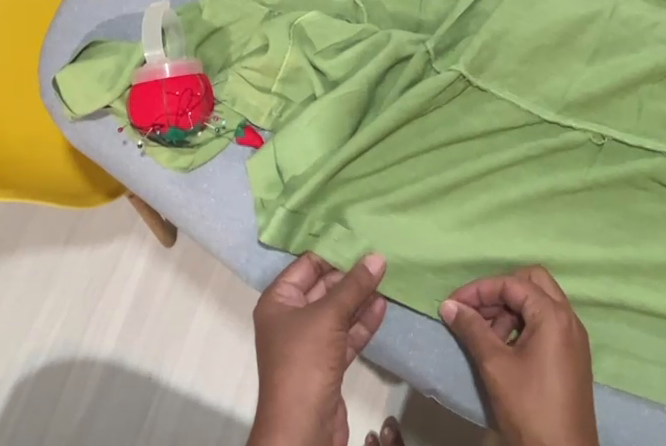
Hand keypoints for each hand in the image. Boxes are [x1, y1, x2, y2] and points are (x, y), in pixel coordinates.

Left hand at [248, 251, 388, 445]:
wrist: (302, 428)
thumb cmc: (304, 362)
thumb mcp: (328, 316)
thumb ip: (353, 286)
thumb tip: (377, 257)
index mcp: (278, 301)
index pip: (306, 265)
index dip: (333, 252)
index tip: (361, 237)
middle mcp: (291, 318)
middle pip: (323, 287)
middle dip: (350, 274)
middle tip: (380, 255)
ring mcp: (309, 342)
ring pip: (337, 312)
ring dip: (360, 297)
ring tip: (387, 276)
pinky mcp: (327, 363)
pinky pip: (345, 334)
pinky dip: (362, 322)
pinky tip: (382, 305)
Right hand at [440, 265, 597, 445]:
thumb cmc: (529, 407)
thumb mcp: (495, 365)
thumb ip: (472, 329)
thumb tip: (449, 305)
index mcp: (553, 315)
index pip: (512, 284)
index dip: (479, 290)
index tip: (453, 304)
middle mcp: (568, 318)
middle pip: (531, 283)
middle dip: (498, 292)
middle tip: (474, 313)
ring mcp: (573, 338)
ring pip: (538, 303)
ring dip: (509, 310)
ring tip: (484, 336)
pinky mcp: (572, 356)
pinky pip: (546, 324)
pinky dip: (522, 325)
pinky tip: (502, 347)